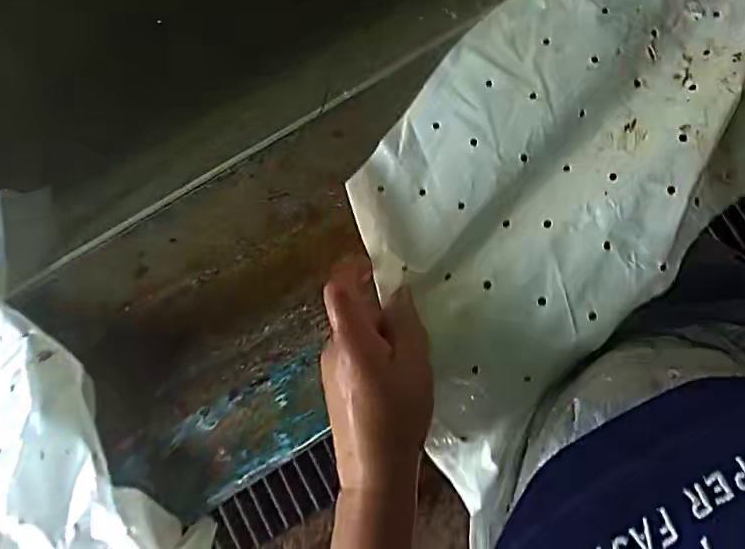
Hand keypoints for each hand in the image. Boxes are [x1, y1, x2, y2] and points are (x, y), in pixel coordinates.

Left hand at [320, 259, 433, 493]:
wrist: (374, 477)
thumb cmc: (398, 416)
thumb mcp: (414, 363)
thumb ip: (405, 321)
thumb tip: (397, 293)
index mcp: (349, 337)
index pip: (337, 288)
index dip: (352, 269)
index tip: (375, 268)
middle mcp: (332, 348)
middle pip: (352, 312)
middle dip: (379, 314)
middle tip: (410, 336)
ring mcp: (329, 370)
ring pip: (354, 336)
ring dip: (378, 339)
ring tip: (405, 367)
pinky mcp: (333, 389)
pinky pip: (352, 356)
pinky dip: (372, 357)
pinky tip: (392, 386)